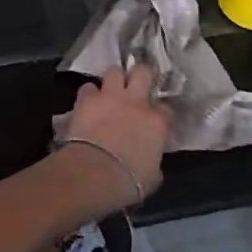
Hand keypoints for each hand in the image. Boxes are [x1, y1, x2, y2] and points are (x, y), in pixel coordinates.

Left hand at [62, 66, 170, 206]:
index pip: (164, 107)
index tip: (153, 115)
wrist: (96, 170)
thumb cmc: (130, 180)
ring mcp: (110, 96)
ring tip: (109, 88)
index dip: (158, 110)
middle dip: (139, 74)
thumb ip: (154, 158)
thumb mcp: (153, 174)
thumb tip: (150, 158)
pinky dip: (89, 93)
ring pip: (113, 71)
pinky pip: (88, 87)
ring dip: (112, 78)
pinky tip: (87, 102)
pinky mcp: (86, 98)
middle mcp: (136, 102)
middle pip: (142, 72)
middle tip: (134, 81)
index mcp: (157, 122)